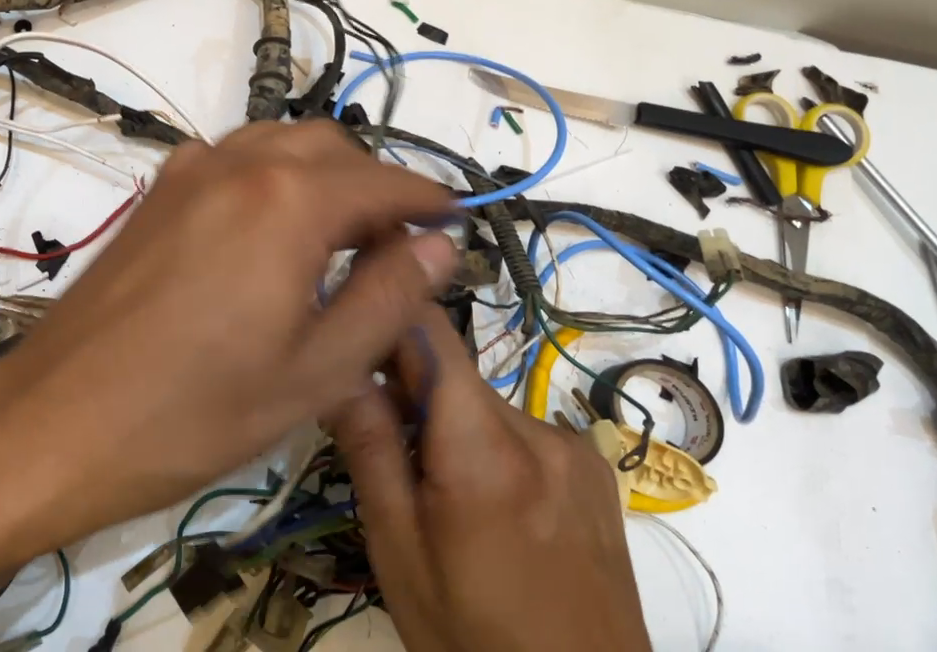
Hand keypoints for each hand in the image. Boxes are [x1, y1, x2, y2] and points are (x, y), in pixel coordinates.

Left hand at [0, 118, 457, 557]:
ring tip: (339, 242)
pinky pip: (227, 163)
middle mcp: (234, 164)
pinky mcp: (151, 197)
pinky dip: (266, 179)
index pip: (382, 181)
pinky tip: (269, 236)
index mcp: (286, 199)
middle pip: (328, 149)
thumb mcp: (316, 370)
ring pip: (274, 146)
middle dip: (373, 186)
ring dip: (319, 177)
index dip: (429, 201)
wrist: (60, 420)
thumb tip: (438, 245)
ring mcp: (183, 174)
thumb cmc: (196, 411)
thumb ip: (387, 298)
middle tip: (396, 249)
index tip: (458, 226)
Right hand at [330, 286, 650, 650]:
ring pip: (481, 405)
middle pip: (452, 373)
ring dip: (447, 426)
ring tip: (434, 496)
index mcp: (483, 448)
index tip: (345, 332)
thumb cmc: (472, 637)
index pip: (430, 332)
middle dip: (406, 393)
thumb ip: (369, 448)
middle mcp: (539, 430)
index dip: (384, 316)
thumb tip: (339, 363)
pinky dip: (486, 447)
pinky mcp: (597, 474)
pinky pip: (520, 433)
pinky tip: (484, 511)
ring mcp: (575, 451)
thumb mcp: (398, 549)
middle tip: (377, 450)